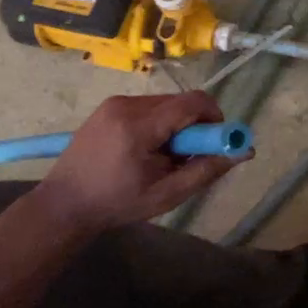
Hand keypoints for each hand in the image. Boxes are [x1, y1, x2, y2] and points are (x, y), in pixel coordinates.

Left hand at [35, 91, 239, 232]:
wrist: (62, 206)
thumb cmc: (116, 204)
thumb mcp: (167, 194)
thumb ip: (207, 170)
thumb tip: (245, 151)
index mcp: (138, 127)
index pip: (193, 103)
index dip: (214, 118)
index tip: (215, 142)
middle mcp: (126, 106)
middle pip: (182, 101)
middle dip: (194, 125)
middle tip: (187, 156)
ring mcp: (115, 103)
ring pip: (167, 102)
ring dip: (177, 124)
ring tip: (163, 156)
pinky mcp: (109, 106)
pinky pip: (151, 106)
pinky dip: (160, 123)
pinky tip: (147, 149)